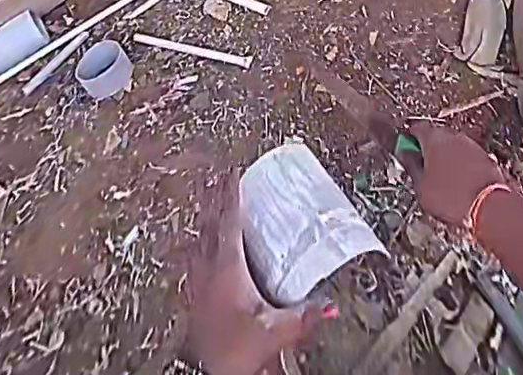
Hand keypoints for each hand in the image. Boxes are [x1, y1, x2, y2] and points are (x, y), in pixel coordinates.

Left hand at [185, 171, 332, 374]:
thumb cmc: (234, 351)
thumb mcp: (273, 332)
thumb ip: (303, 317)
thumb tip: (330, 306)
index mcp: (227, 264)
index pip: (230, 218)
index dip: (231, 193)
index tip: (232, 171)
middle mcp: (208, 265)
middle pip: (210, 221)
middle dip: (215, 197)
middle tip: (218, 177)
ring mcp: (197, 279)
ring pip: (199, 236)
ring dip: (205, 216)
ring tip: (207, 202)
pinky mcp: (192, 295)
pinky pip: (192, 257)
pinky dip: (197, 243)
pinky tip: (196, 247)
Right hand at [407, 121, 509, 229]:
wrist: (492, 211)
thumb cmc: (454, 199)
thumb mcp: (421, 186)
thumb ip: (411, 166)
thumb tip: (406, 156)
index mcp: (433, 137)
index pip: (416, 128)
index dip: (409, 141)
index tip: (406, 152)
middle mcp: (454, 136)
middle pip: (436, 137)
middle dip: (429, 151)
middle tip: (424, 170)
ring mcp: (473, 147)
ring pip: (454, 149)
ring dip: (447, 160)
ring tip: (443, 184)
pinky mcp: (488, 161)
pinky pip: (469, 160)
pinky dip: (463, 169)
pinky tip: (461, 188)